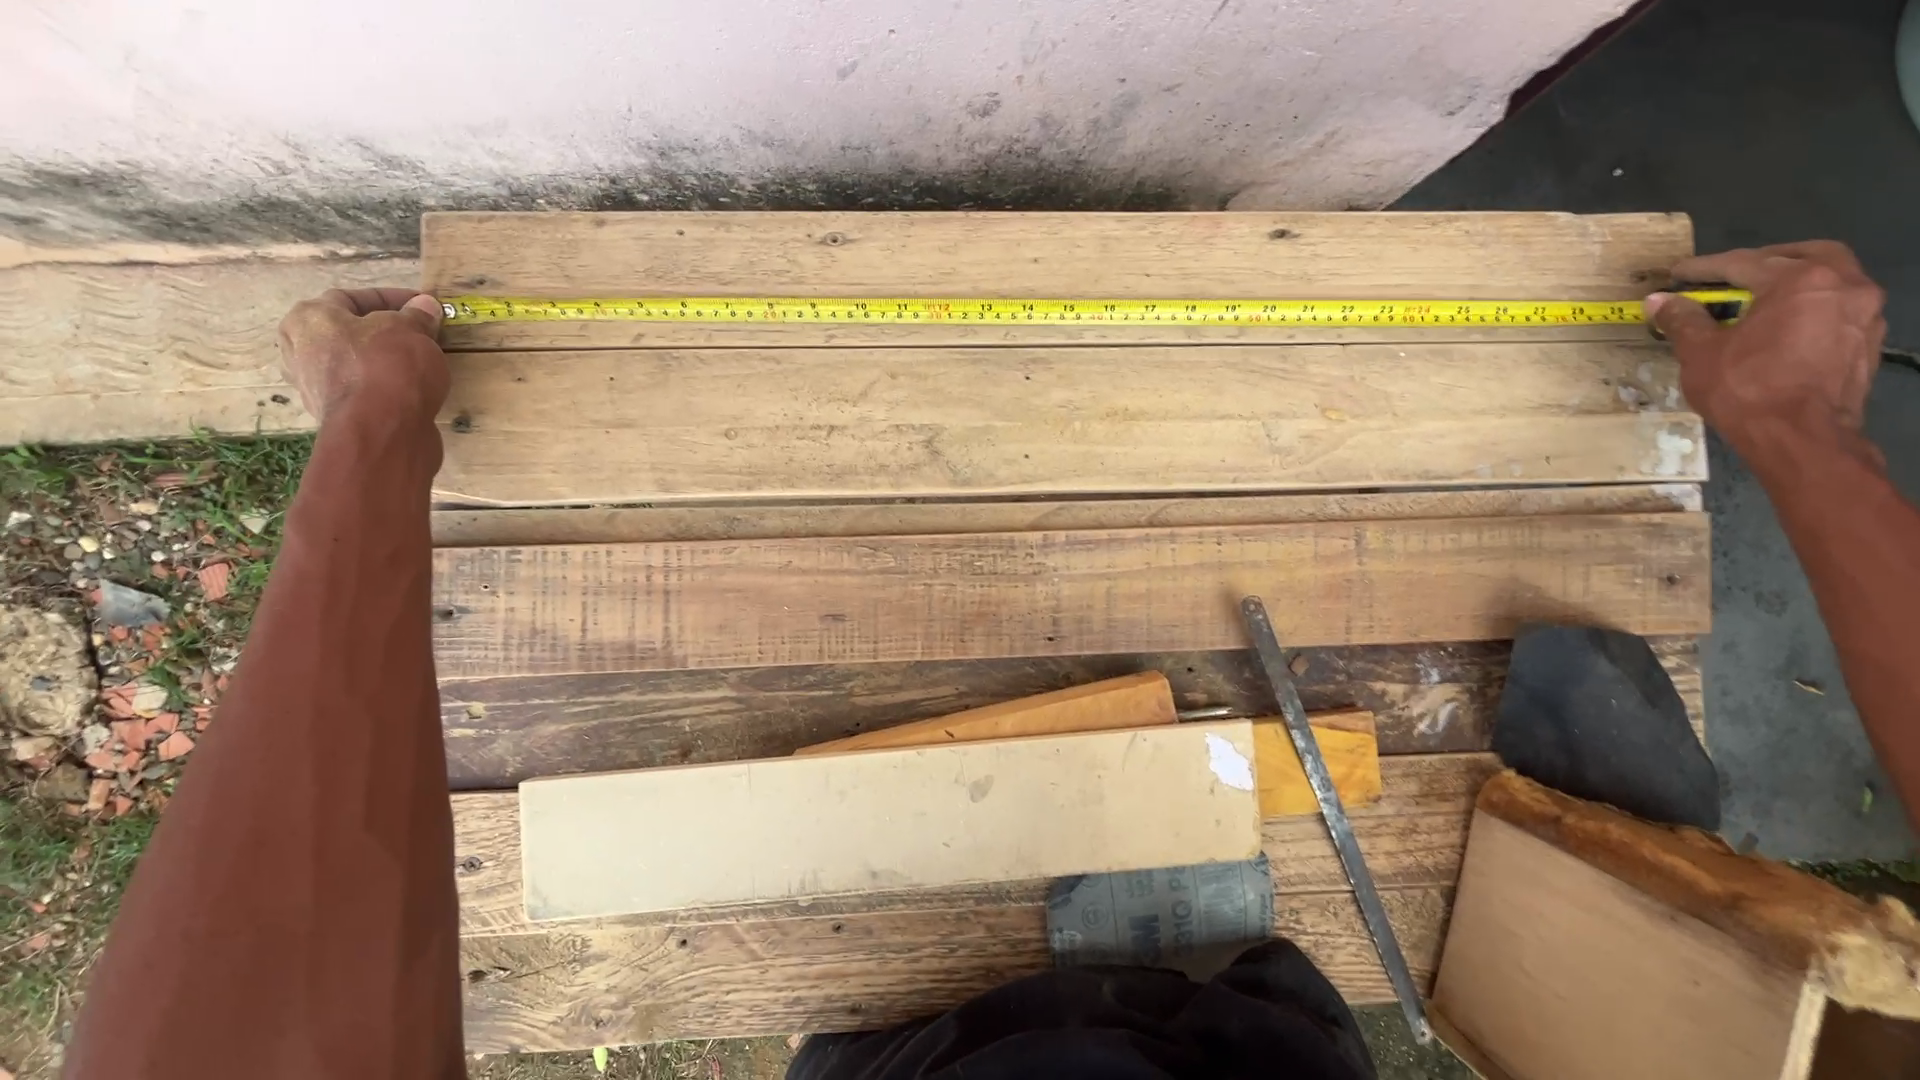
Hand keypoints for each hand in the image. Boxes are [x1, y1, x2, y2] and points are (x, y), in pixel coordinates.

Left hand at [276, 288, 449, 423]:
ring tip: (414, 363)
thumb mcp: (411, 331)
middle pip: (347, 330)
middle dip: (382, 331)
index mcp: (310, 317)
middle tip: (417, 335)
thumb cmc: (389, 367)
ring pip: (352, 361)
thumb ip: (417, 316)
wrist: (382, 430)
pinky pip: (359, 389)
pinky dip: (381, 386)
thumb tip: (424, 305)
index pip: (353, 297)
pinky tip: (406, 389)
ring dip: (380, 360)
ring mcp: (312, 385)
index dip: (394, 298)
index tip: (424, 306)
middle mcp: (300, 347)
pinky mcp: (333, 414)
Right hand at [1646, 241, 1884, 462]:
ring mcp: (1864, 312)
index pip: (1744, 263)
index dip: (1704, 268)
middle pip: (1804, 256)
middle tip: (1732, 275)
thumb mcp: (1700, 353)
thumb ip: (1684, 320)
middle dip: (1765, 260)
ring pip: (1830, 279)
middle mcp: (1843, 285)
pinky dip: (1810, 306)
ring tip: (1760, 300)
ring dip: (1793, 282)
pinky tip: (1785, 326)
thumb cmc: (1745, 388)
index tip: (1677, 274)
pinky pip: (1838, 307)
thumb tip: (1660, 299)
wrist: (1800, 434)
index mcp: (1800, 280)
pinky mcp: (1868, 338)